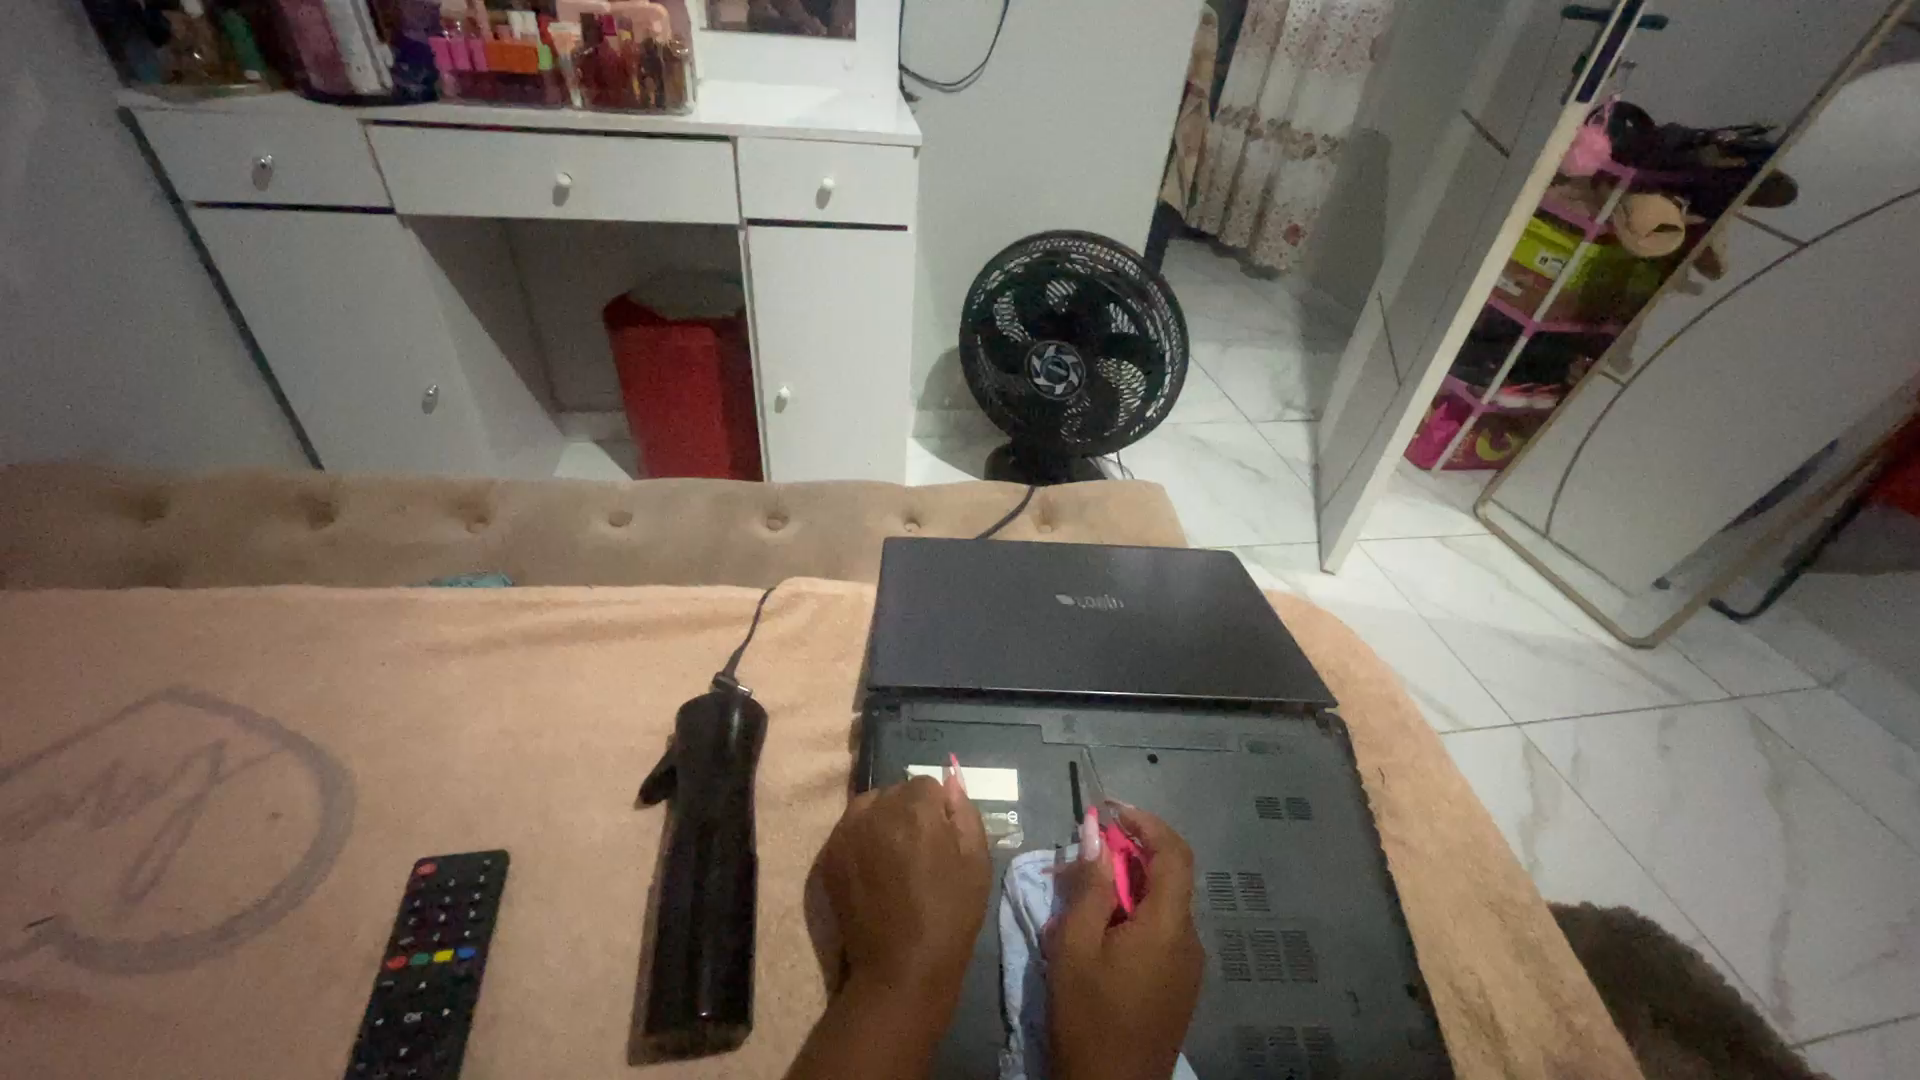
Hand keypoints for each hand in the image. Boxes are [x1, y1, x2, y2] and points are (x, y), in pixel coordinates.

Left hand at [819, 770, 990, 1013]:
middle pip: (896, 791)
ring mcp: (846, 832)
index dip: (938, 809)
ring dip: (882, 819)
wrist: (900, 968)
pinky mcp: (828, 855)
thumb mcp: (977, 862)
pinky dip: (861, 837)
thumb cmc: (949, 915)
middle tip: (919, 849)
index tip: (942, 837)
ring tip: (893, 854)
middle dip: (909, 810)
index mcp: (916, 809)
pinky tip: (873, 867)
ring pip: (868, 805)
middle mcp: (876, 811)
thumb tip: (952, 782)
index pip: (927, 784)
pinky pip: (848, 828)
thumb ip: (965, 814)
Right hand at [1046, 804, 1203, 1079]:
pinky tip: (1099, 928)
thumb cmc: (1088, 1015)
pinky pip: (1162, 929)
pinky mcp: (1180, 983)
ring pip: (1162, 903)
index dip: (1146, 822)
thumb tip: (1096, 832)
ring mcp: (1189, 964)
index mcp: (1168, 925)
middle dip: (1129, 853)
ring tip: (1083, 892)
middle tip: (1086, 851)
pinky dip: (1134, 912)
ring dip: (1128, 884)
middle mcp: (1189, 938)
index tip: (1111, 809)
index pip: (1174, 852)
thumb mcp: (1075, 945)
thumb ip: (1089, 885)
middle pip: (1168, 875)